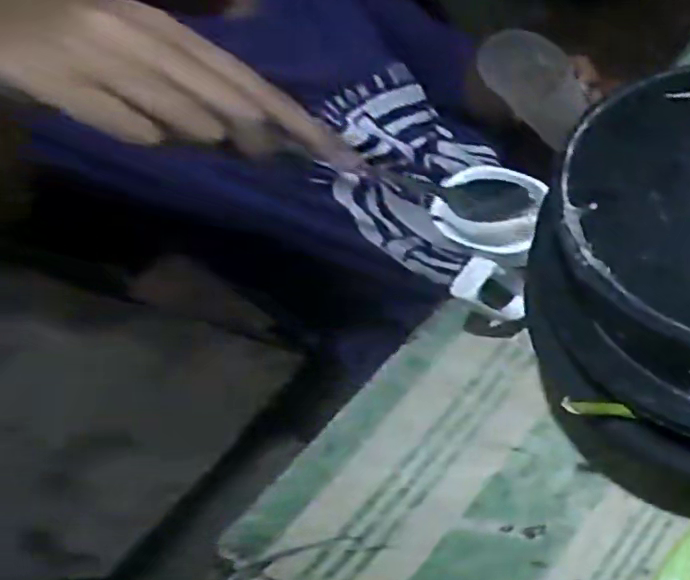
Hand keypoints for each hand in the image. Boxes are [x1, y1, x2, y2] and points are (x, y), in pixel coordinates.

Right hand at [0, 0, 351, 163]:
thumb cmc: (71, 28)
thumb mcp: (144, 36)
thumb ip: (210, 72)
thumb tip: (281, 120)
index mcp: (160, 22)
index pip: (255, 85)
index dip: (307, 127)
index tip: (351, 162)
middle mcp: (132, 33)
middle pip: (237, 112)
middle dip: (261, 144)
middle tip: (259, 154)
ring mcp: (90, 54)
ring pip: (194, 128)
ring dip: (195, 140)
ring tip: (162, 117)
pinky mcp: (53, 78)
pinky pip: (140, 134)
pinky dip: (142, 136)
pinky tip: (117, 116)